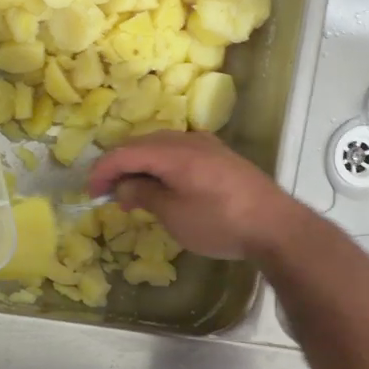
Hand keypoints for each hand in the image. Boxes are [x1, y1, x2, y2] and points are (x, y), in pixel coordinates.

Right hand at [86, 132, 309, 260]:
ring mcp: (207, 147)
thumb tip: (122, 187)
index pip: (124, 152)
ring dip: (139, 167)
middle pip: (140, 144)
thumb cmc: (220, 223)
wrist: (277, 227)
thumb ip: (143, 195)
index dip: (102, 171)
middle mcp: (189, 140)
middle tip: (107, 194)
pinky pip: (178, 154)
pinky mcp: (219, 158)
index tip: (91, 194)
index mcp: (174, 152)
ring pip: (160, 147)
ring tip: (131, 194)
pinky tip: (160, 188)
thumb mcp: (173, 214)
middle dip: (119, 167)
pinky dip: (159, 167)